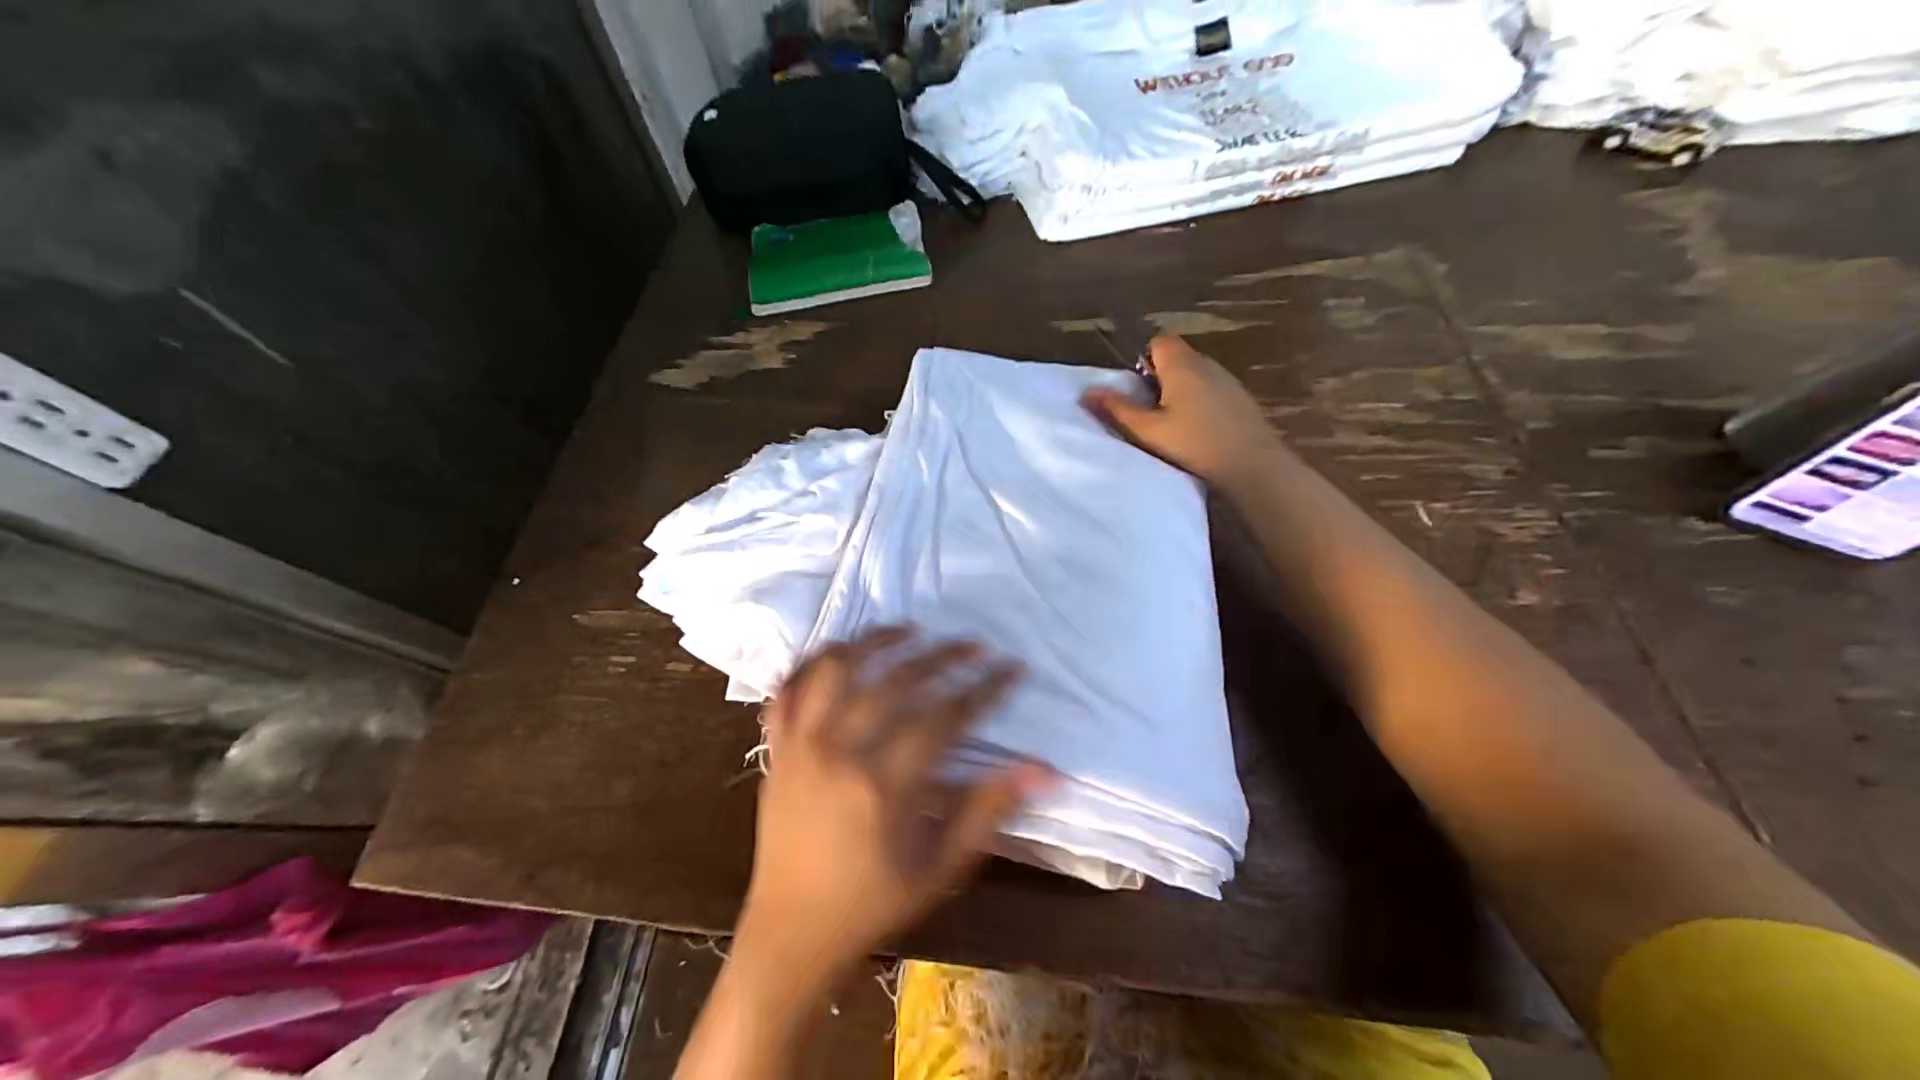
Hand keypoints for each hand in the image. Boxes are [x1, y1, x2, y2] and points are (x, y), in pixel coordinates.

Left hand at [735, 627, 1051, 985]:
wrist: (790, 933)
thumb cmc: (872, 904)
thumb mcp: (940, 867)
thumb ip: (988, 810)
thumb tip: (1043, 770)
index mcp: (883, 787)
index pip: (945, 717)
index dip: (983, 689)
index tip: (1011, 668)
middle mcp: (838, 753)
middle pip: (896, 683)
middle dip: (942, 657)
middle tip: (974, 645)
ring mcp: (800, 745)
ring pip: (836, 669)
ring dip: (875, 641)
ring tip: (909, 630)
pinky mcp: (776, 748)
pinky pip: (789, 688)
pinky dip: (815, 662)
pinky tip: (843, 652)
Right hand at [1081, 334, 1284, 487]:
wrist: (1252, 466)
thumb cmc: (1194, 444)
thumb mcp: (1148, 430)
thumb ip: (1117, 409)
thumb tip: (1086, 393)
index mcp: (1181, 365)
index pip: (1159, 342)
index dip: (1144, 361)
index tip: (1137, 390)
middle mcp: (1207, 364)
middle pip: (1177, 359)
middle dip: (1160, 379)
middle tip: (1150, 413)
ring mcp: (1228, 381)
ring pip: (1196, 376)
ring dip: (1181, 393)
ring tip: (1173, 427)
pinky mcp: (1242, 400)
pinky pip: (1213, 392)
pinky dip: (1201, 405)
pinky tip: (1199, 433)